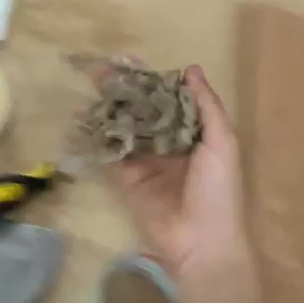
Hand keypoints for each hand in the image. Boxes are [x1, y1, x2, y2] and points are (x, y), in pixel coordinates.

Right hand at [103, 64, 250, 276]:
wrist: (203, 242)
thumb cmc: (219, 190)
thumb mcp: (222, 143)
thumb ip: (207, 106)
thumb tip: (191, 68)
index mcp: (191, 134)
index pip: (168, 100)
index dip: (151, 80)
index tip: (131, 60)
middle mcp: (166, 143)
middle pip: (141, 109)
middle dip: (124, 89)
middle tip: (102, 68)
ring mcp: (144, 161)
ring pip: (123, 125)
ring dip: (107, 105)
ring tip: (90, 83)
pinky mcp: (125, 178)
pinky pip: (109, 151)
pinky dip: (95, 134)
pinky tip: (81, 115)